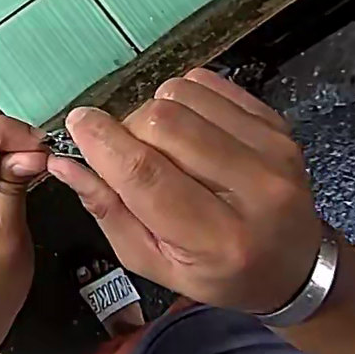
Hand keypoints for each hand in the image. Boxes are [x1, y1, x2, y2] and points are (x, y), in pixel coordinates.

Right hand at [47, 69, 322, 313]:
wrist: (293, 265)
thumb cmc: (211, 270)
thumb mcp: (147, 258)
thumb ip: (104, 208)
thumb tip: (61, 162)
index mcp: (215, 238)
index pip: (145, 173)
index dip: (101, 141)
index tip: (77, 124)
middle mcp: (254, 190)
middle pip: (162, 122)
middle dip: (127, 130)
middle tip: (129, 152)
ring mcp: (272, 150)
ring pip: (180, 95)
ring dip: (153, 112)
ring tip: (162, 144)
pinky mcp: (276, 123)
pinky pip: (205, 83)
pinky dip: (180, 97)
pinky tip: (187, 128)